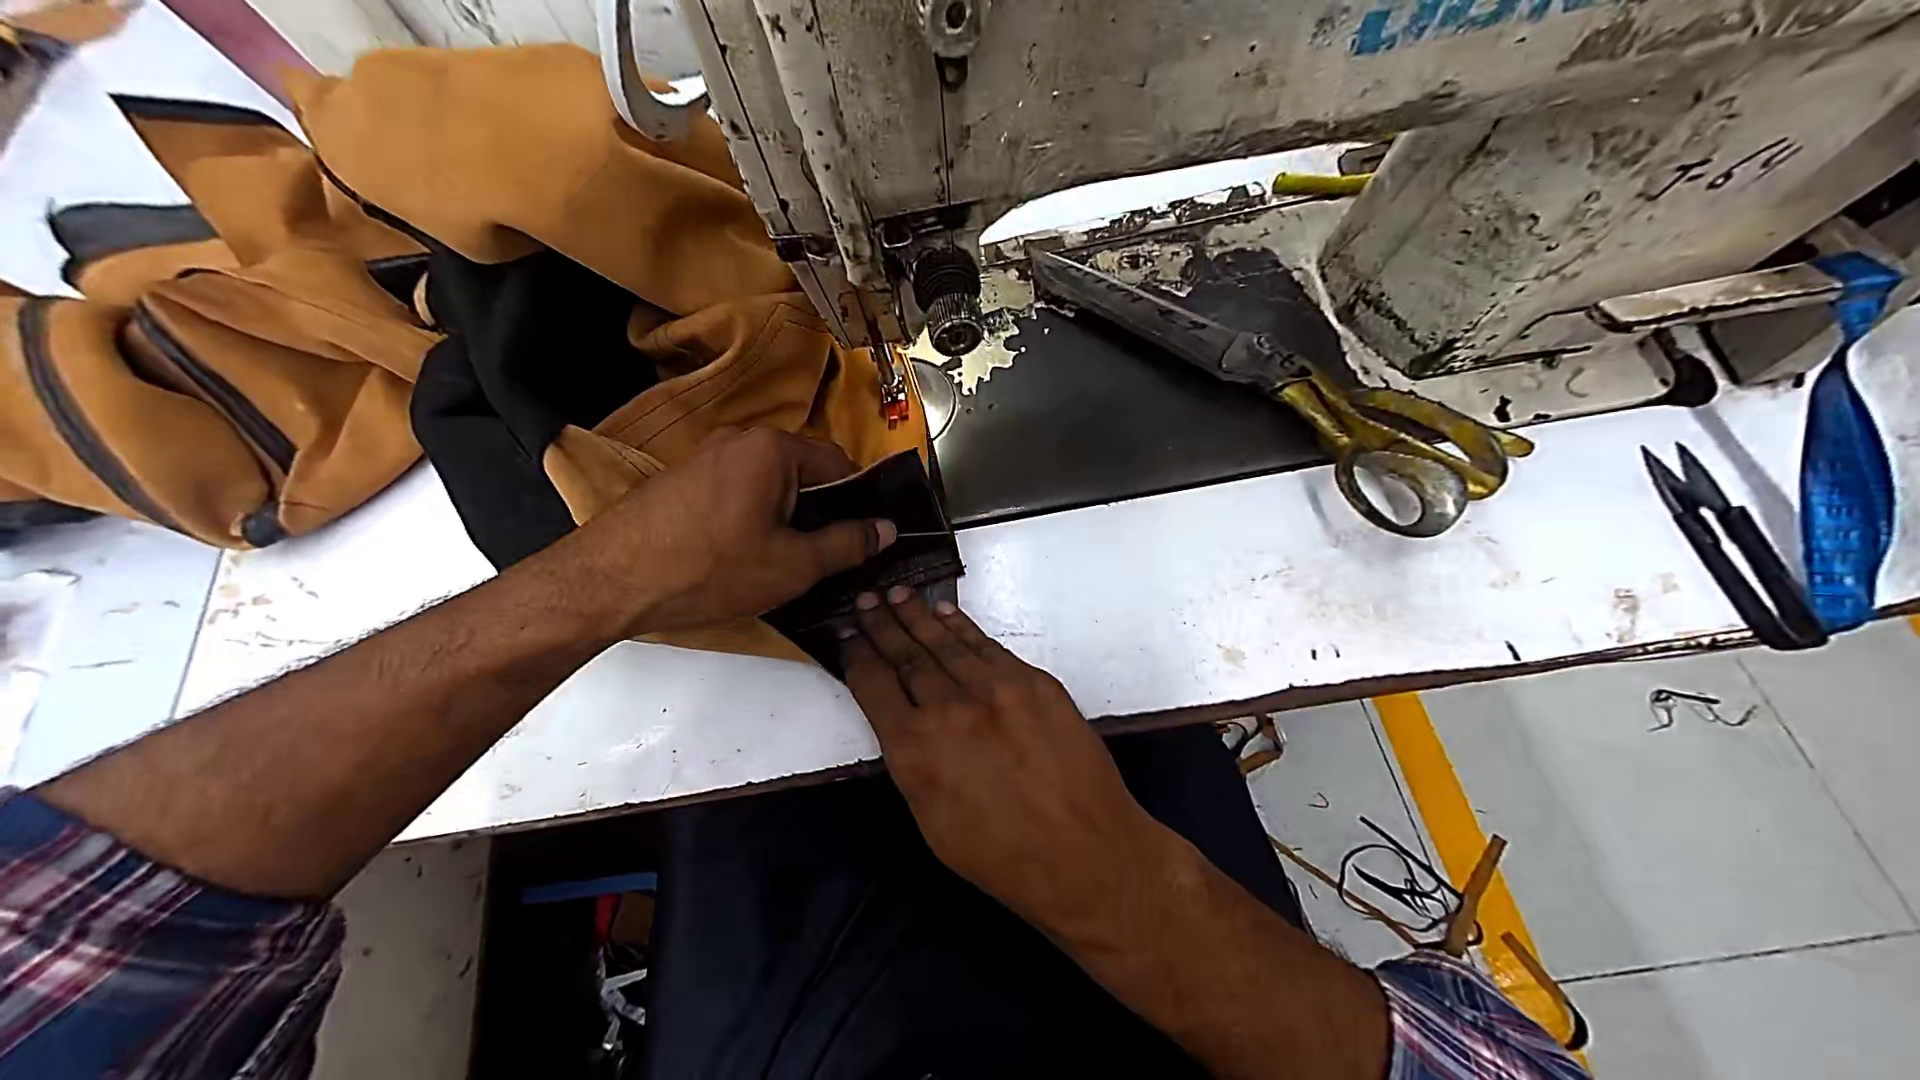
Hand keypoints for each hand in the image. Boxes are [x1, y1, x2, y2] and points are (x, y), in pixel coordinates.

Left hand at [557, 427, 895, 639]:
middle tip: (821, 557)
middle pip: (805, 471)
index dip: (859, 503)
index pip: (841, 463)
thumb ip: (847, 543)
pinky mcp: (684, 479)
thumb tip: (886, 528)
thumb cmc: (707, 569)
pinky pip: (739, 490)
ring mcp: (707, 456)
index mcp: (773, 448)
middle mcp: (740, 439)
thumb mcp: (793, 565)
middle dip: (820, 512)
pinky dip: (753, 517)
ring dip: (786, 516)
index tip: (860, 539)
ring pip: (771, 484)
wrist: (607, 582)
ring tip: (780, 561)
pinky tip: (742, 555)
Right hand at [841, 587, 1169, 923]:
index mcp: (915, 747)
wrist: (1083, 852)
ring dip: (918, 616)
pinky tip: (946, 614)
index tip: (848, 637)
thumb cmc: (1000, 855)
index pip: (874, 684)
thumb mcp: (930, 818)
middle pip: (907, 654)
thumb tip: (902, 721)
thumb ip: (911, 761)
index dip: (857, 656)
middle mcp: (950, 708)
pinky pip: (987, 646)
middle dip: (882, 624)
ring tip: (898, 595)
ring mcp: (996, 689)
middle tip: (866, 600)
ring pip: (946, 642)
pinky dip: (963, 627)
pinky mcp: (1034, 682)